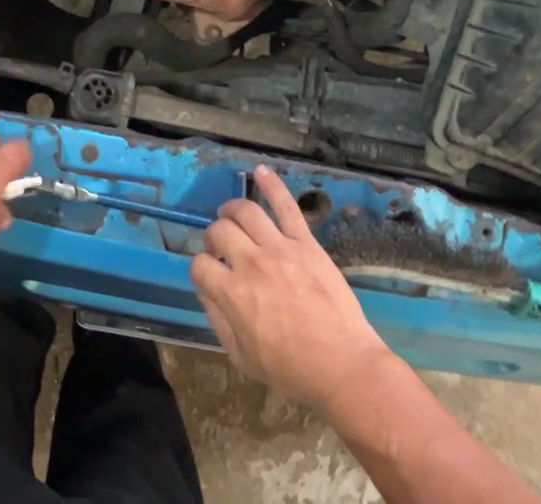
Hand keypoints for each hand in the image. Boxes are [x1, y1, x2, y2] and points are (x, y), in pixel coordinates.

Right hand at [191, 165, 395, 409]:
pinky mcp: (306, 243)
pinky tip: (261, 171)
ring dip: (232, 209)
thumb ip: (218, 319)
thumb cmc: (290, 368)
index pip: (199, 264)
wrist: (342, 365)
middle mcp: (251, 263)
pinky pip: (287, 206)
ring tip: (231, 214)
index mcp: (231, 294)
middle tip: (222, 247)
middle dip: (213, 237)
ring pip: (246, 211)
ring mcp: (280, 249)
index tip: (211, 276)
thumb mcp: (241, 356)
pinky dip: (272, 184)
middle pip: (219, 231)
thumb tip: (206, 291)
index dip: (200, 269)